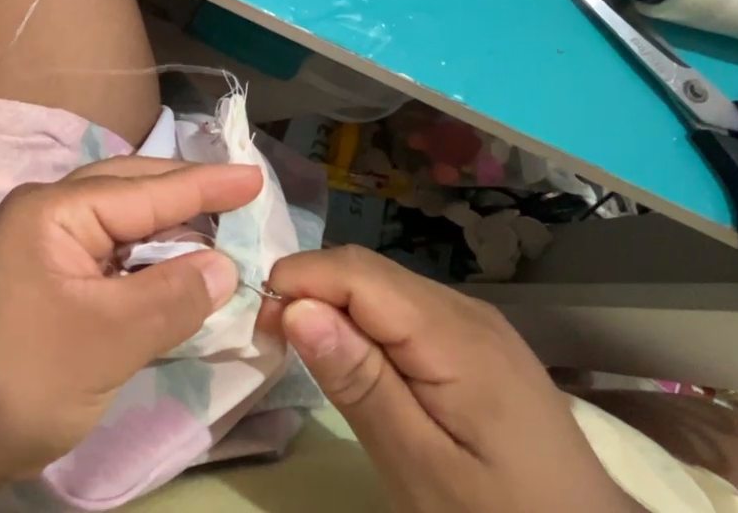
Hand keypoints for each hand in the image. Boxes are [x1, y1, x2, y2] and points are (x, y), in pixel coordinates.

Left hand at [0, 157, 264, 485]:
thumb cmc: (24, 376)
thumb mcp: (110, 338)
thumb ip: (173, 296)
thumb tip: (223, 265)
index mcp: (51, 211)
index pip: (142, 190)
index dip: (203, 185)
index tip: (254, 176)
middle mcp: (42, 215)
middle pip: (125, 192)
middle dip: (182, 195)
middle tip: (241, 195)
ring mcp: (37, 248)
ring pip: (115, 226)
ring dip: (163, 230)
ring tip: (218, 229)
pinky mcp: (40, 282)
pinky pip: (103, 257)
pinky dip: (141, 263)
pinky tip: (171, 271)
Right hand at [268, 247, 642, 512]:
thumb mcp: (420, 468)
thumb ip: (358, 382)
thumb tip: (294, 306)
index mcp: (455, 336)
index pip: (353, 270)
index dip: (296, 283)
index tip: (261, 330)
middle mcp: (465, 311)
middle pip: (365, 270)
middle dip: (308, 292)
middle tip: (276, 347)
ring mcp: (475, 325)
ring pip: (380, 285)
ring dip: (333, 306)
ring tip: (310, 359)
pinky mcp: (476, 344)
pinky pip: (403, 309)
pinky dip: (363, 322)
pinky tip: (358, 365)